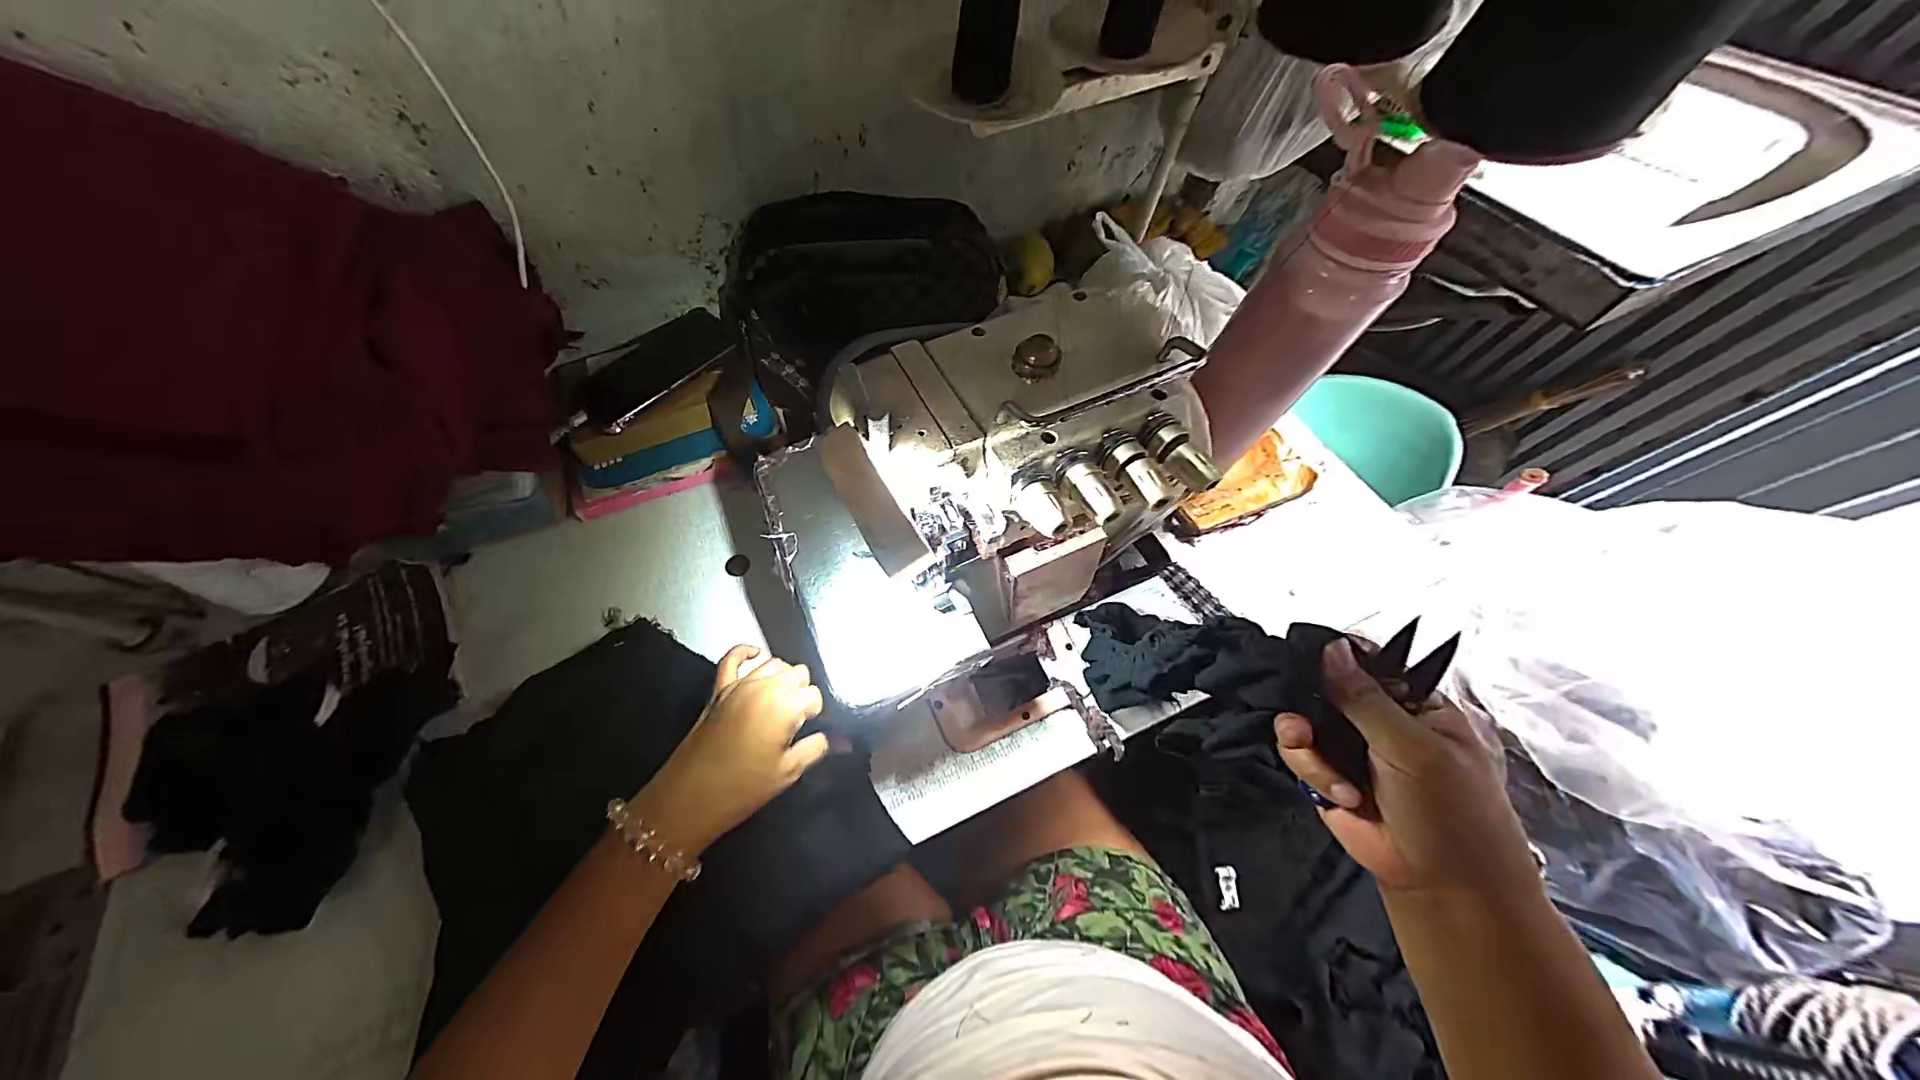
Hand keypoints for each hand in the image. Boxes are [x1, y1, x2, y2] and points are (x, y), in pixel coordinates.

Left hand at [629, 645, 829, 854]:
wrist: (689, 798)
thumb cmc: (742, 788)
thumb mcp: (788, 771)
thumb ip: (817, 747)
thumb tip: (840, 741)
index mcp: (786, 705)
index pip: (815, 696)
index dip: (818, 713)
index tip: (814, 729)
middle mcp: (765, 687)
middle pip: (798, 674)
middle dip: (803, 693)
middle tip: (799, 720)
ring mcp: (740, 684)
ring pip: (774, 664)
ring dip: (784, 678)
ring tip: (784, 701)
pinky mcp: (719, 689)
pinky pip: (733, 658)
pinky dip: (745, 652)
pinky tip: (756, 654)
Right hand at [1274, 639, 1539, 898]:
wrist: (1443, 887)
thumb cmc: (1456, 817)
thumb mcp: (1414, 747)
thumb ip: (1365, 698)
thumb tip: (1331, 649)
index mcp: (1413, 703)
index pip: (1365, 661)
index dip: (1335, 658)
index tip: (1309, 662)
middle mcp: (1378, 722)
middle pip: (1322, 689)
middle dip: (1311, 708)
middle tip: (1311, 724)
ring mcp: (1351, 749)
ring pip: (1302, 722)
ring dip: (1310, 750)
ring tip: (1340, 780)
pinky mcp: (1327, 774)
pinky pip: (1296, 754)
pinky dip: (1310, 772)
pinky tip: (1340, 793)